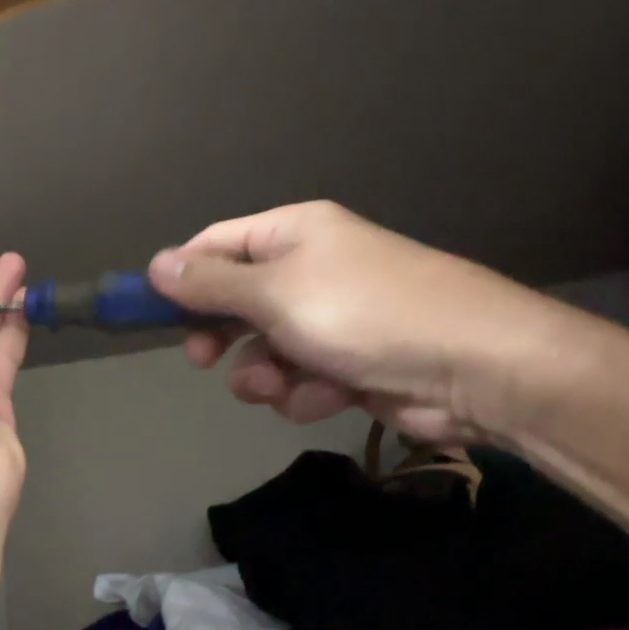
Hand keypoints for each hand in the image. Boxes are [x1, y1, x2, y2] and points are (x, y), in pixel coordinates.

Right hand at [147, 201, 567, 441]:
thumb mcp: (273, 293)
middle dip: (220, 336)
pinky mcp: (348, 362)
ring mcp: (330, 317)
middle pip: (233, 301)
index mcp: (292, 234)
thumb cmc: (365, 314)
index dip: (181, 278)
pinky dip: (303, 391)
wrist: (475, 368)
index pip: (214, 245)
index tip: (153, 317)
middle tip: (203, 359)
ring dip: (262, 373)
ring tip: (281, 386)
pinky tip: (325, 395)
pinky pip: (297, 377)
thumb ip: (209, 283)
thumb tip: (155, 264)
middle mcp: (309, 269)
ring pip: (260, 348)